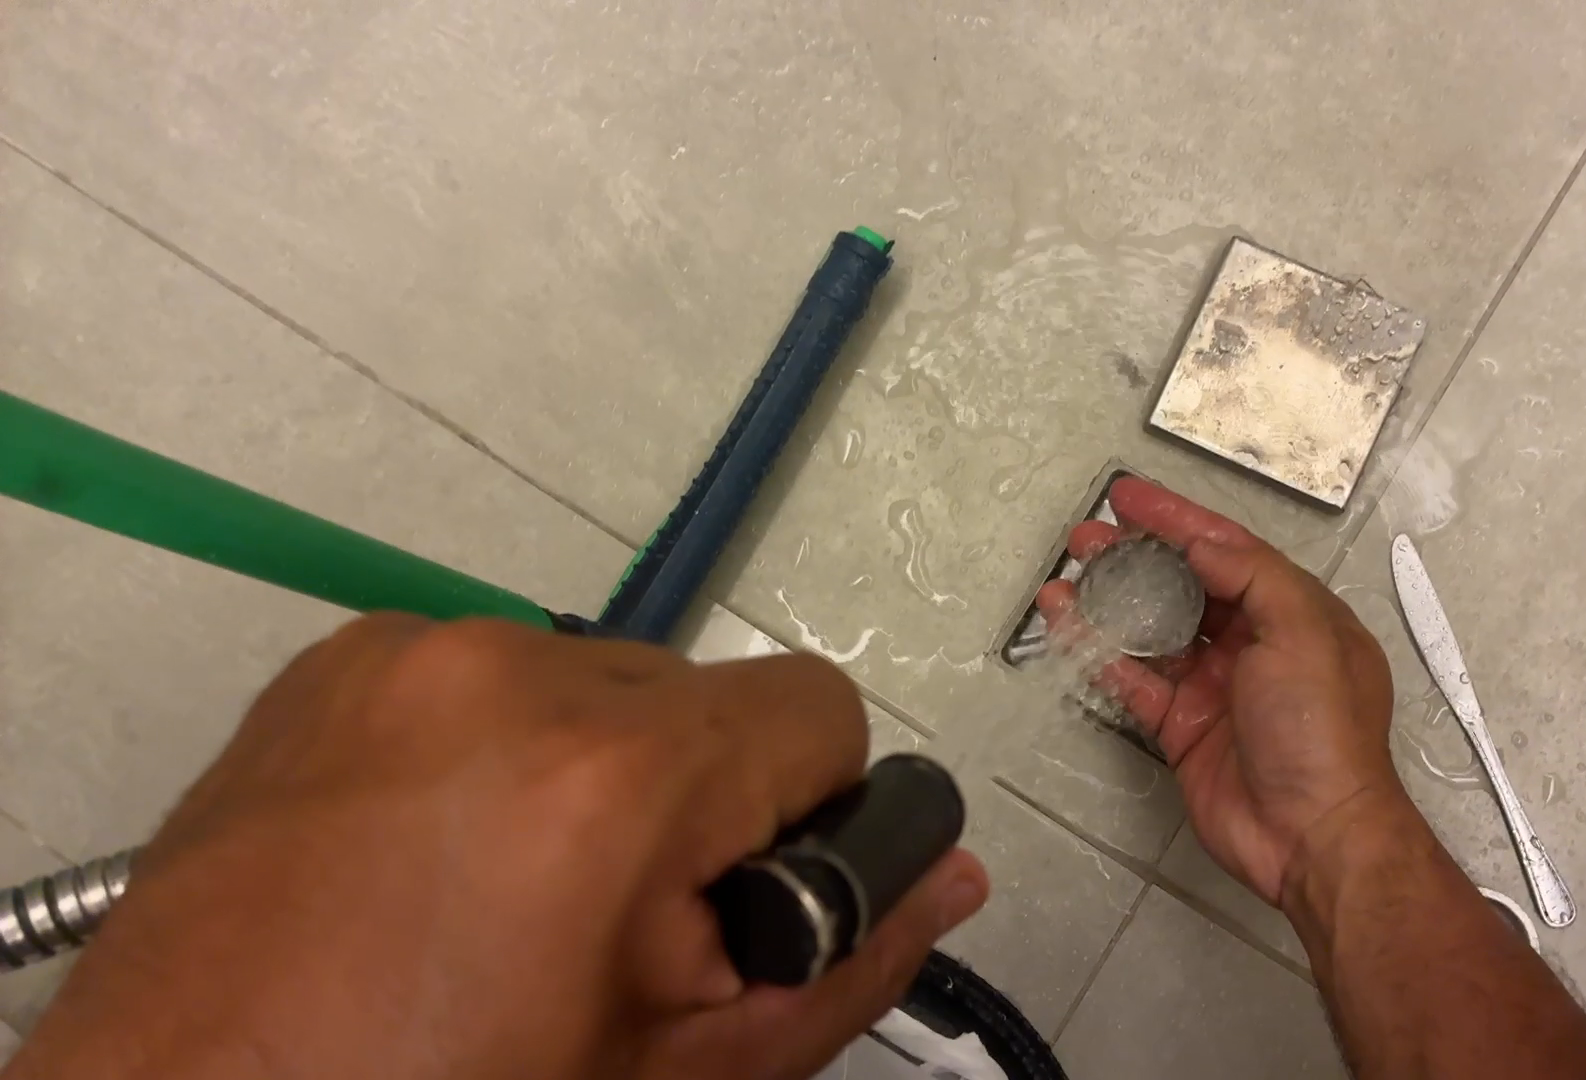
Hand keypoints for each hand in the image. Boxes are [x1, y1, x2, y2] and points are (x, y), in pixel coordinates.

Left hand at [11, 616, 986, 1079]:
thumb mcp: (691, 1078)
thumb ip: (852, 965)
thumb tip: (954, 871)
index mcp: (613, 776)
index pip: (820, 706)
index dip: (807, 803)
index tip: (739, 887)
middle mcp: (515, 671)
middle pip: (715, 697)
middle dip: (703, 797)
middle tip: (615, 916)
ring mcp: (417, 649)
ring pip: (619, 684)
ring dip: (611, 770)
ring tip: (520, 886)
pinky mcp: (350, 652)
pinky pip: (514, 674)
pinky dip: (520, 745)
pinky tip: (450, 842)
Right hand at [1037, 477, 1399, 904]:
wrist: (1310, 836)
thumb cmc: (1320, 730)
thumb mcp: (1305, 635)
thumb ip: (1254, 578)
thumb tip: (1202, 546)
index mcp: (1288, 613)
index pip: (1225, 549)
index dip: (1175, 518)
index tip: (1129, 498)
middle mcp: (1248, 642)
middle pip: (1181, 584)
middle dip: (1133, 555)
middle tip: (1086, 537)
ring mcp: (1210, 683)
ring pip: (1150, 629)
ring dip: (1108, 602)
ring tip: (1066, 578)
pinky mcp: (1179, 723)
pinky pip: (1133, 678)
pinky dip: (1100, 654)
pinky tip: (1068, 630)